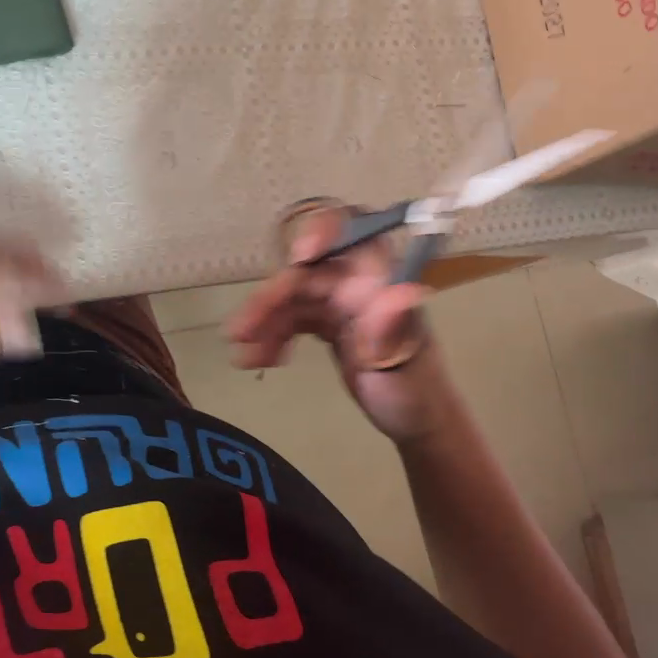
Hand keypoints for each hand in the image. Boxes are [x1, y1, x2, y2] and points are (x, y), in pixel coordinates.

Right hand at [225, 207, 463, 444]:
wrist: (417, 426)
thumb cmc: (415, 396)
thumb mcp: (402, 368)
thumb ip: (392, 332)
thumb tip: (401, 292)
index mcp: (383, 283)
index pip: (355, 236)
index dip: (324, 232)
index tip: (296, 257)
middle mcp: (361, 285)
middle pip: (308, 273)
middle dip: (271, 298)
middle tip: (240, 331)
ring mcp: (344, 303)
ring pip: (294, 297)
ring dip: (264, 321)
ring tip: (242, 354)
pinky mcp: (332, 323)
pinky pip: (295, 318)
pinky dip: (273, 335)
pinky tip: (260, 359)